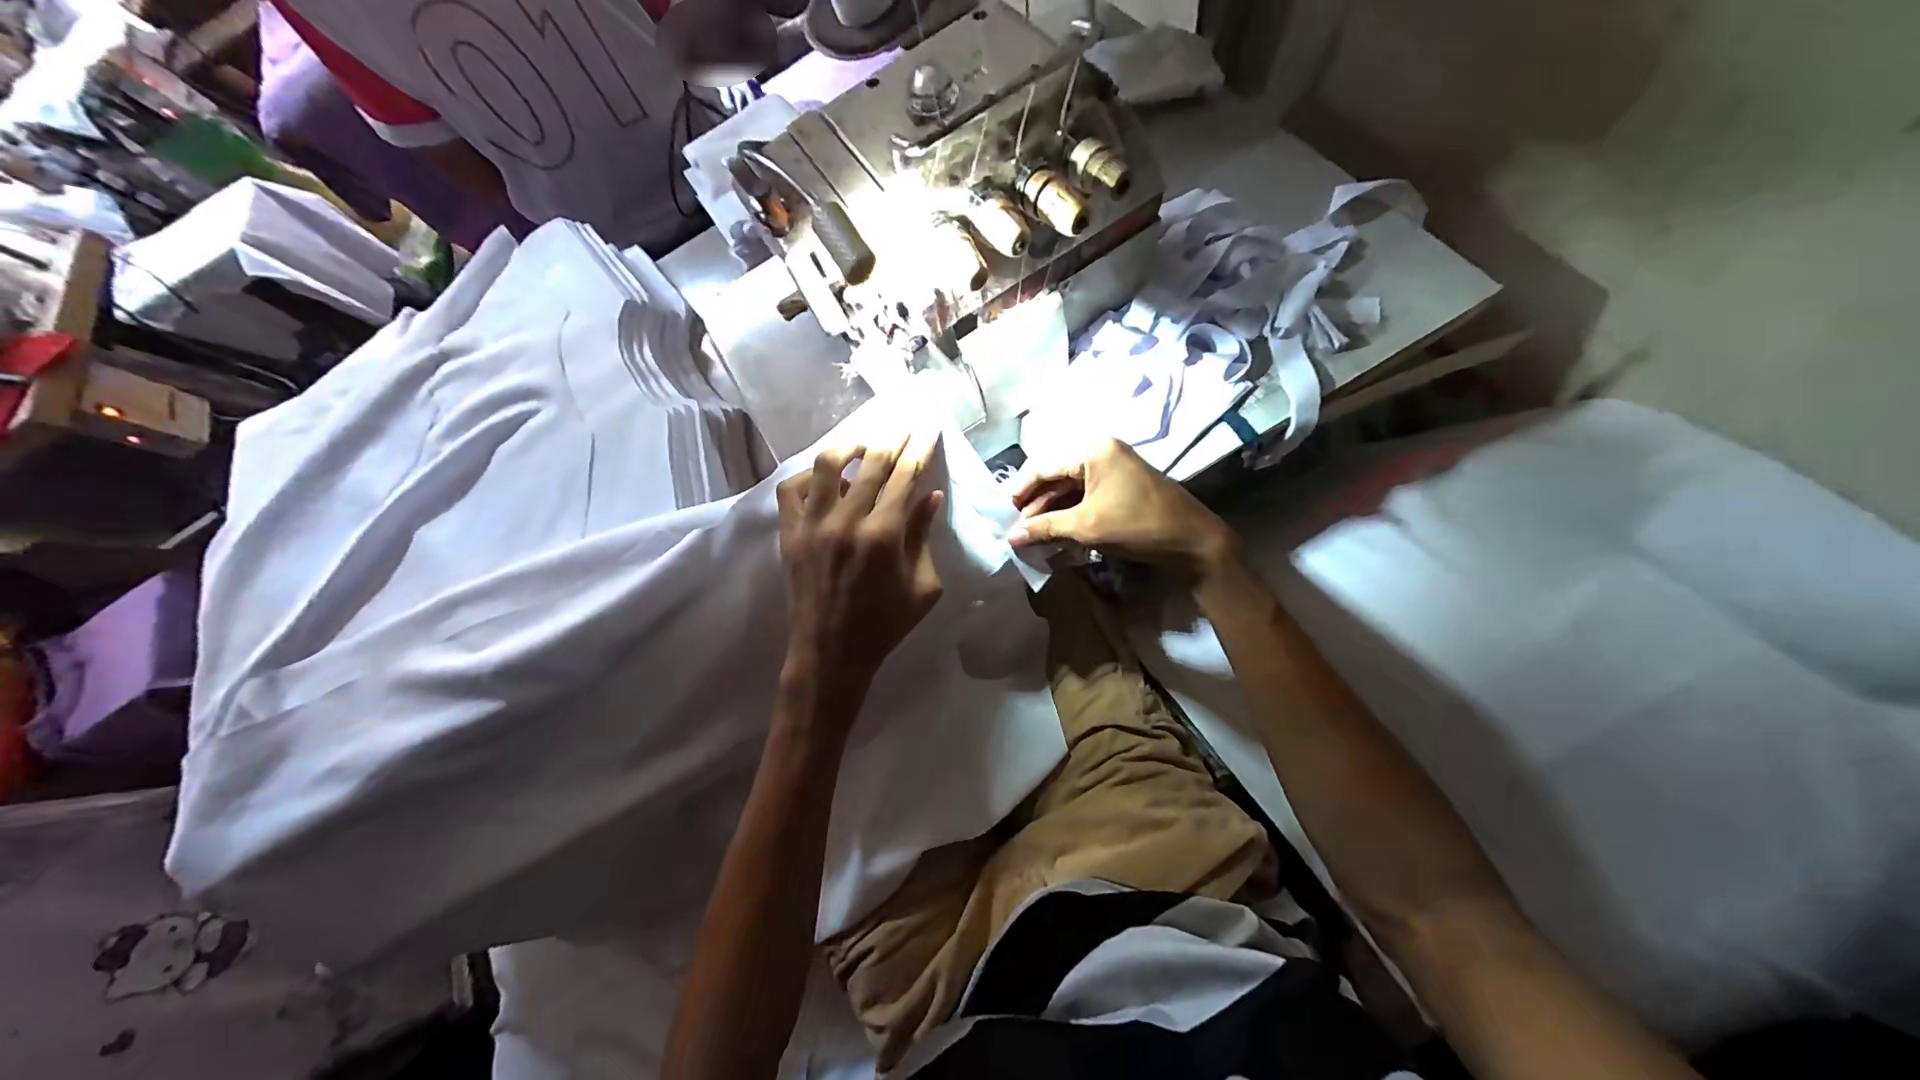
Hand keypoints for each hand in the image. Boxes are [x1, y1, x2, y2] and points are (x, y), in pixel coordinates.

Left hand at [777, 431, 945, 707]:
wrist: (831, 653)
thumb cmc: (884, 624)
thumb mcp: (922, 586)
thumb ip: (923, 536)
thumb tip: (930, 495)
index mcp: (884, 535)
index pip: (905, 476)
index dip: (920, 449)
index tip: (929, 429)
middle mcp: (846, 522)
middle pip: (872, 463)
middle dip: (893, 438)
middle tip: (905, 425)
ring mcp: (812, 526)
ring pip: (828, 466)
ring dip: (851, 447)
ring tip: (865, 444)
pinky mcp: (789, 534)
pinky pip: (791, 490)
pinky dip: (809, 475)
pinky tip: (826, 478)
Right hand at [1008, 439, 1240, 579]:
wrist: (1193, 541)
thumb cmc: (1137, 525)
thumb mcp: (1086, 527)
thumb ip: (1045, 528)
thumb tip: (1010, 537)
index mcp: (1093, 450)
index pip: (1043, 466)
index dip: (1020, 490)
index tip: (1002, 513)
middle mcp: (1101, 452)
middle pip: (1055, 476)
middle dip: (1035, 504)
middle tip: (1014, 528)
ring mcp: (1114, 469)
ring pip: (1070, 489)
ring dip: (1050, 512)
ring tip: (1030, 535)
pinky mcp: (1121, 486)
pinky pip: (1085, 496)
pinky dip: (1069, 514)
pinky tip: (1054, 533)